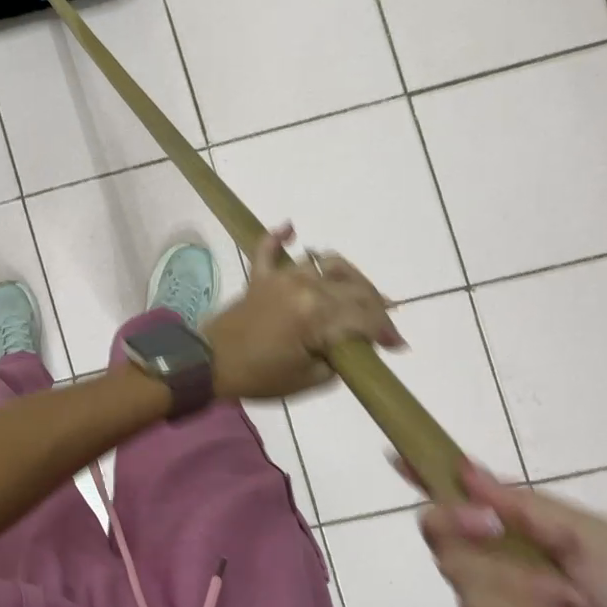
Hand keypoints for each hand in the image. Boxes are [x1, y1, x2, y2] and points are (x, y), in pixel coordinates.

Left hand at [202, 224, 402, 399]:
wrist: (210, 363)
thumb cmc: (261, 376)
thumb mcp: (312, 378)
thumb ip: (342, 354)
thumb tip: (358, 340)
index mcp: (317, 314)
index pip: (365, 314)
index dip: (385, 329)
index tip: (396, 345)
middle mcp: (302, 286)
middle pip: (352, 285)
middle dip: (374, 304)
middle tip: (382, 325)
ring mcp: (279, 278)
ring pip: (322, 262)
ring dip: (344, 275)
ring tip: (357, 294)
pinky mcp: (258, 277)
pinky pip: (267, 249)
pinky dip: (279, 237)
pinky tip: (291, 228)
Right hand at [414, 460, 606, 606]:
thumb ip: (531, 508)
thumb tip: (462, 468)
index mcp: (543, 532)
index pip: (474, 495)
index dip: (432, 474)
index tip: (394, 456)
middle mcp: (511, 562)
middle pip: (441, 522)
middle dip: (456, 518)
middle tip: (488, 528)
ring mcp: (502, 605)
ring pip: (456, 566)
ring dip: (524, 589)